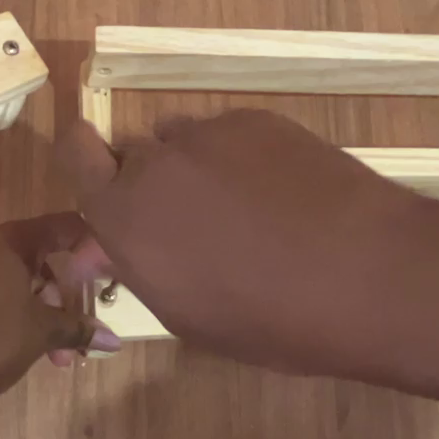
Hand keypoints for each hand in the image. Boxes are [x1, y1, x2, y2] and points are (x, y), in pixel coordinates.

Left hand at [0, 213, 119, 405]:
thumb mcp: (42, 333)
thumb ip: (77, 329)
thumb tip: (113, 340)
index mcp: (9, 243)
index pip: (62, 227)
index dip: (89, 245)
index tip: (107, 271)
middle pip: (35, 261)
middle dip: (60, 299)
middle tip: (74, 336)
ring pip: (7, 284)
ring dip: (34, 313)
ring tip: (48, 355)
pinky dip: (3, 316)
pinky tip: (8, 348)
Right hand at [59, 110, 438, 375]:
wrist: (366, 276)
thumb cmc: (266, 318)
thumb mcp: (183, 311)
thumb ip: (133, 265)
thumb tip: (97, 248)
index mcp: (123, 214)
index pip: (73, 153)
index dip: (83, 162)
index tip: (103, 185)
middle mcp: (155, 162)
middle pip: (128, 152)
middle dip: (143, 181)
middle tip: (185, 222)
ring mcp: (209, 134)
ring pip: (178, 140)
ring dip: (188, 168)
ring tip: (237, 209)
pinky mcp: (258, 120)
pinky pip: (225, 134)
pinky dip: (236, 158)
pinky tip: (277, 194)